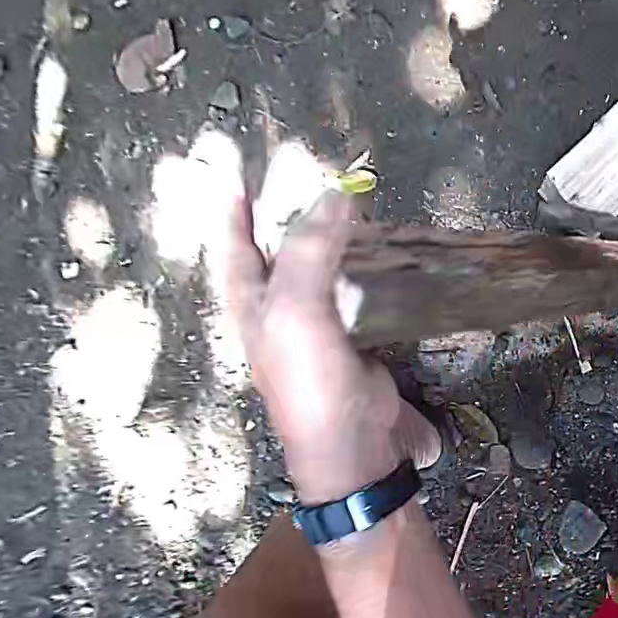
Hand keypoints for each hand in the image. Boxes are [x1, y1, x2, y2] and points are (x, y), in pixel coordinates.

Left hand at [220, 188, 412, 503]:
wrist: (356, 445)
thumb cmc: (313, 382)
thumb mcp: (299, 312)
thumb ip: (313, 253)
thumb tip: (335, 197)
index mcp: (253, 306)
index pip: (235, 246)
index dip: (233, 209)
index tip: (233, 173)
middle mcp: (282, 314)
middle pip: (280, 255)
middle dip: (287, 219)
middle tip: (306, 183)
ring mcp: (324, 331)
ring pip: (325, 275)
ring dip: (334, 244)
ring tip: (351, 214)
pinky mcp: (363, 343)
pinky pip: (361, 297)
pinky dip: (369, 274)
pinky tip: (385, 264)